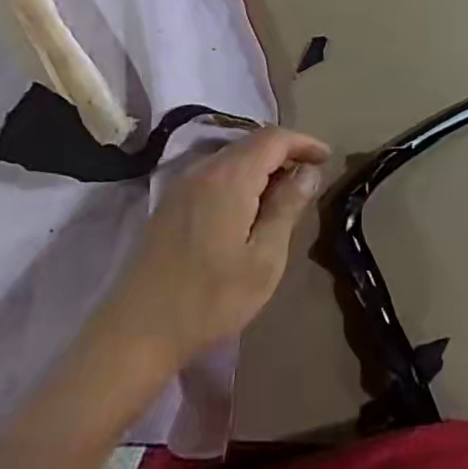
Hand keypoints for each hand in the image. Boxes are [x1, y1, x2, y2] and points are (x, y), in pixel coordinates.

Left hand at [96, 126, 330, 369]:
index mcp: (228, 178)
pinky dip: (241, 179)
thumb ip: (287, 208)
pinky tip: (250, 208)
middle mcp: (202, 170)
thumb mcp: (265, 258)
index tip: (327, 157)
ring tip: (286, 195)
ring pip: (231, 158)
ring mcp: (181, 185)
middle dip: (284, 153)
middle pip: (250, 143)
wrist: (140, 330)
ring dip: (262, 167)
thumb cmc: (212, 298)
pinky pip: (214, 174)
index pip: (272, 139)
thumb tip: (308, 172)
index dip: (303, 142)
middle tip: (310, 179)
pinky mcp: (170, 203)